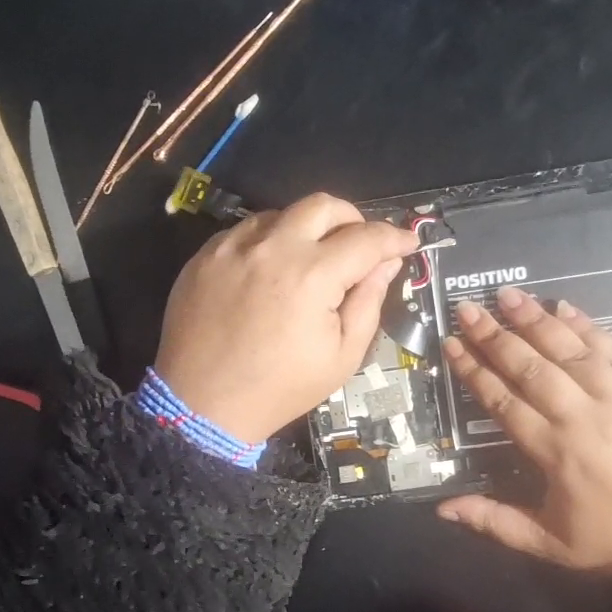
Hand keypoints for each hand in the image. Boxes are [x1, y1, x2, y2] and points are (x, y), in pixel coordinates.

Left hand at [155, 193, 420, 443]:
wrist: (202, 405)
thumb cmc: (280, 388)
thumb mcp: (341, 357)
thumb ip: (368, 303)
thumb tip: (386, 264)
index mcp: (312, 275)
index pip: (366, 238)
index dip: (394, 238)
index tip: (408, 244)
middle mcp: (273, 247)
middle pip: (324, 205)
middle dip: (353, 219)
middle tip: (360, 246)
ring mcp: (233, 247)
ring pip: (283, 213)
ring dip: (308, 229)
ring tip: (312, 261)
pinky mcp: (206, 255)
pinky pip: (247, 230)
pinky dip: (270, 241)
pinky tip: (272, 272)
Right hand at [437, 287, 611, 573]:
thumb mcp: (554, 545)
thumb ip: (497, 523)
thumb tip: (444, 509)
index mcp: (555, 451)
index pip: (504, 402)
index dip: (474, 372)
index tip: (451, 345)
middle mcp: (581, 414)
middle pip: (531, 367)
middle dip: (495, 335)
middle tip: (467, 308)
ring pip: (569, 349)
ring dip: (536, 319)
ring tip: (507, 295)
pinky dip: (588, 326)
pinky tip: (564, 306)